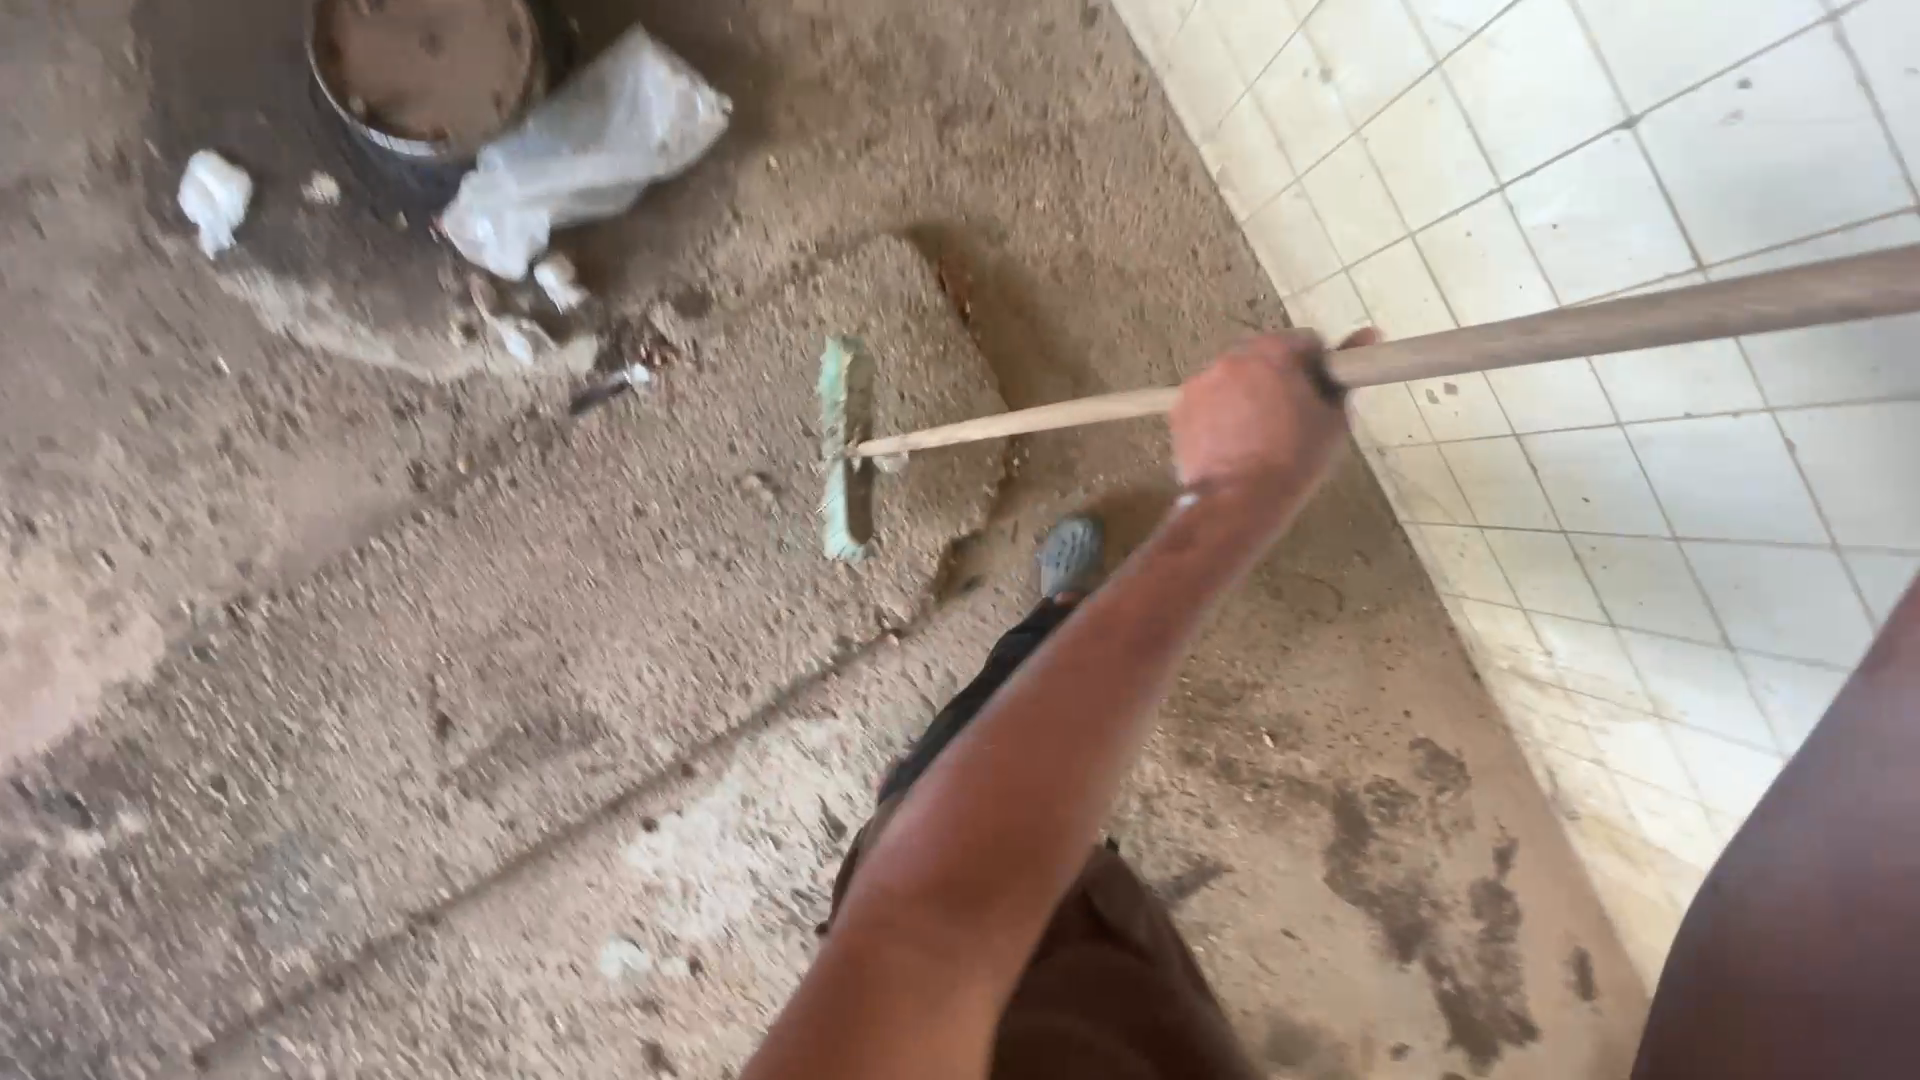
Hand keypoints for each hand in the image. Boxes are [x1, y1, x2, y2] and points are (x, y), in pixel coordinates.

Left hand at [1171, 328, 1377, 490]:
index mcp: (1272, 352)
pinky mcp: (1179, 409)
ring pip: (1232, 378)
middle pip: (1262, 357)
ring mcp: (1199, 383)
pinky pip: (1207, 401)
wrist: (1236, 500)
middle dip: (1275, 378)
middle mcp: (1230, 359)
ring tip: (1254, 434)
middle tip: (1285, 418)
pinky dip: (1218, 413)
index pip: (1304, 342)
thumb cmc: (1294, 461)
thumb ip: (1345, 374)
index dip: (1314, 369)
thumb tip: (1370, 334)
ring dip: (1244, 393)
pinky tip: (1229, 442)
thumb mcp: (1333, 419)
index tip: (1314, 397)